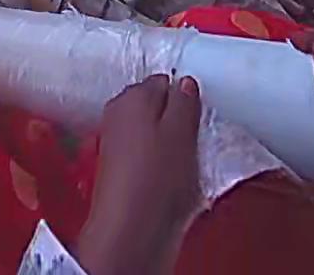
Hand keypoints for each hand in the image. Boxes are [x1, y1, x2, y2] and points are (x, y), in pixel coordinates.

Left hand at [75, 75, 201, 274]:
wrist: (129, 232)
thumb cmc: (157, 178)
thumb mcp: (182, 132)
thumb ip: (185, 101)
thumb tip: (185, 82)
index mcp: (134, 94)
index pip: (165, 81)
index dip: (184, 98)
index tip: (197, 118)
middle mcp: (119, 110)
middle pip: (156, 105)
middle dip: (176, 121)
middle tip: (193, 145)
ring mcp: (115, 138)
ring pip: (151, 131)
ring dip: (169, 146)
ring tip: (184, 170)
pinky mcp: (117, 167)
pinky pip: (145, 155)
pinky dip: (159, 165)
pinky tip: (170, 185)